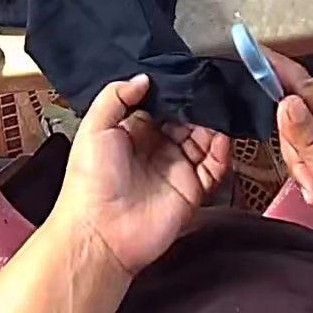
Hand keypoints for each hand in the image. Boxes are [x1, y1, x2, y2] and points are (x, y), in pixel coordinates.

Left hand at [53, 75, 231, 276]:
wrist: (99, 234)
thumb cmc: (89, 183)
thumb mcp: (94, 128)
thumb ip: (115, 96)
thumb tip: (143, 78)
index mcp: (134, 133)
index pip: (162, 106)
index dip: (174, 94)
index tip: (186, 80)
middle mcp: (157, 149)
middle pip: (187, 120)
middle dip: (197, 107)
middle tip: (205, 95)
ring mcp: (176, 169)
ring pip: (205, 139)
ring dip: (213, 125)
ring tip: (215, 114)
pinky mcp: (192, 190)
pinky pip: (215, 167)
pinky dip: (223, 152)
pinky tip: (222, 138)